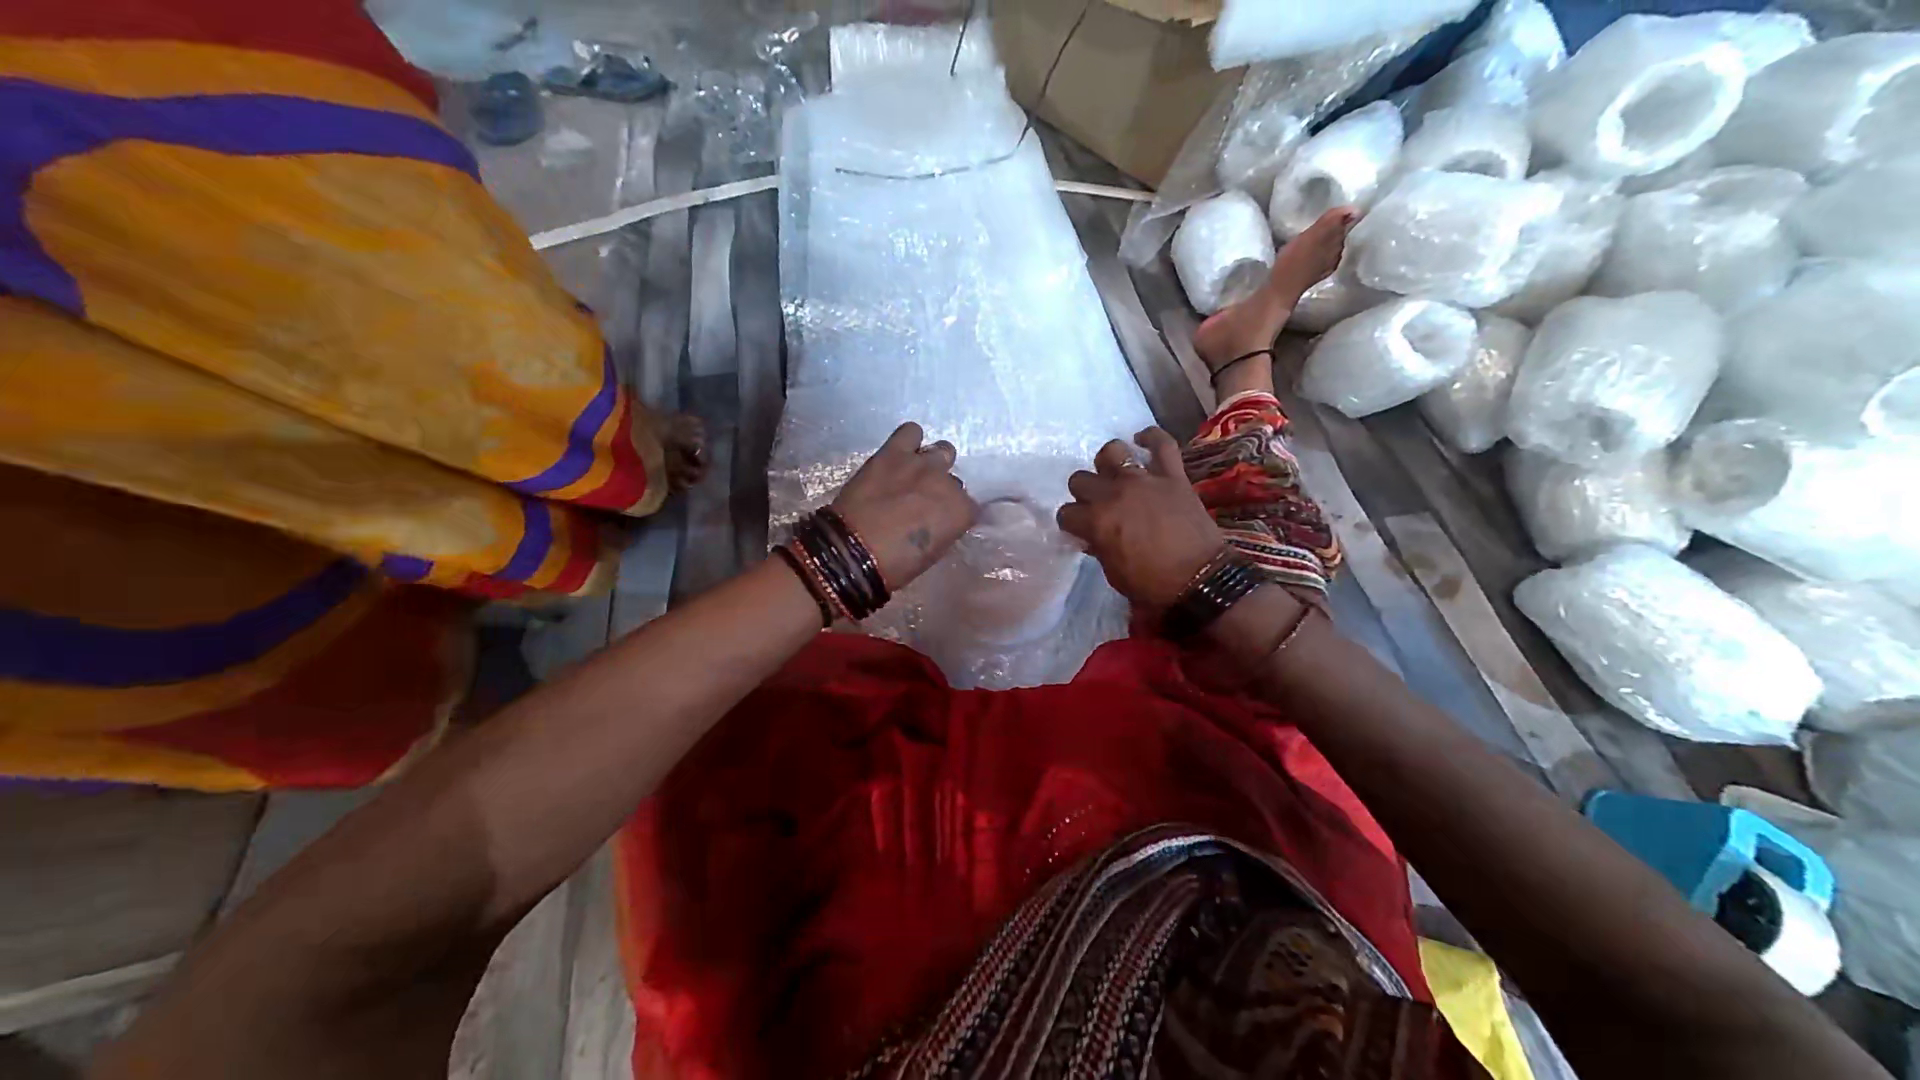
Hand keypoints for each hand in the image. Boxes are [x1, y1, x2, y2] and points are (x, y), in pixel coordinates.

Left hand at [831, 423, 976, 587]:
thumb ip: (944, 528)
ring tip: (914, 476)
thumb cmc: (895, 565)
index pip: (970, 506)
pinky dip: (909, 441)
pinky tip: (900, 455)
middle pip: (954, 479)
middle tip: (923, 501)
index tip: (941, 522)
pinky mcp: (893, 452)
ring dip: (932, 463)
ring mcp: (921, 464)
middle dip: (942, 489)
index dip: (954, 514)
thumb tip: (941, 519)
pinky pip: (911, 431)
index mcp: (960, 512)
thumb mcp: (933, 552)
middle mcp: (946, 483)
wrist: (852, 551)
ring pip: (942, 450)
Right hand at [1056, 428, 1225, 608]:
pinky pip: (1162, 443)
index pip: (1066, 513)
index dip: (1070, 523)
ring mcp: (1144, 480)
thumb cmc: (1153, 584)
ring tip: (1115, 475)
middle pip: (1080, 479)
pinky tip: (1142, 440)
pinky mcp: (1172, 475)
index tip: (1079, 530)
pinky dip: (1151, 437)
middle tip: (1096, 505)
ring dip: (1109, 463)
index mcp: (1097, 522)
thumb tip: (1092, 536)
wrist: (1202, 579)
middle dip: (1083, 494)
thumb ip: (1099, 548)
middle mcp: (1114, 494)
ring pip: (1112, 452)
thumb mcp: (1114, 574)